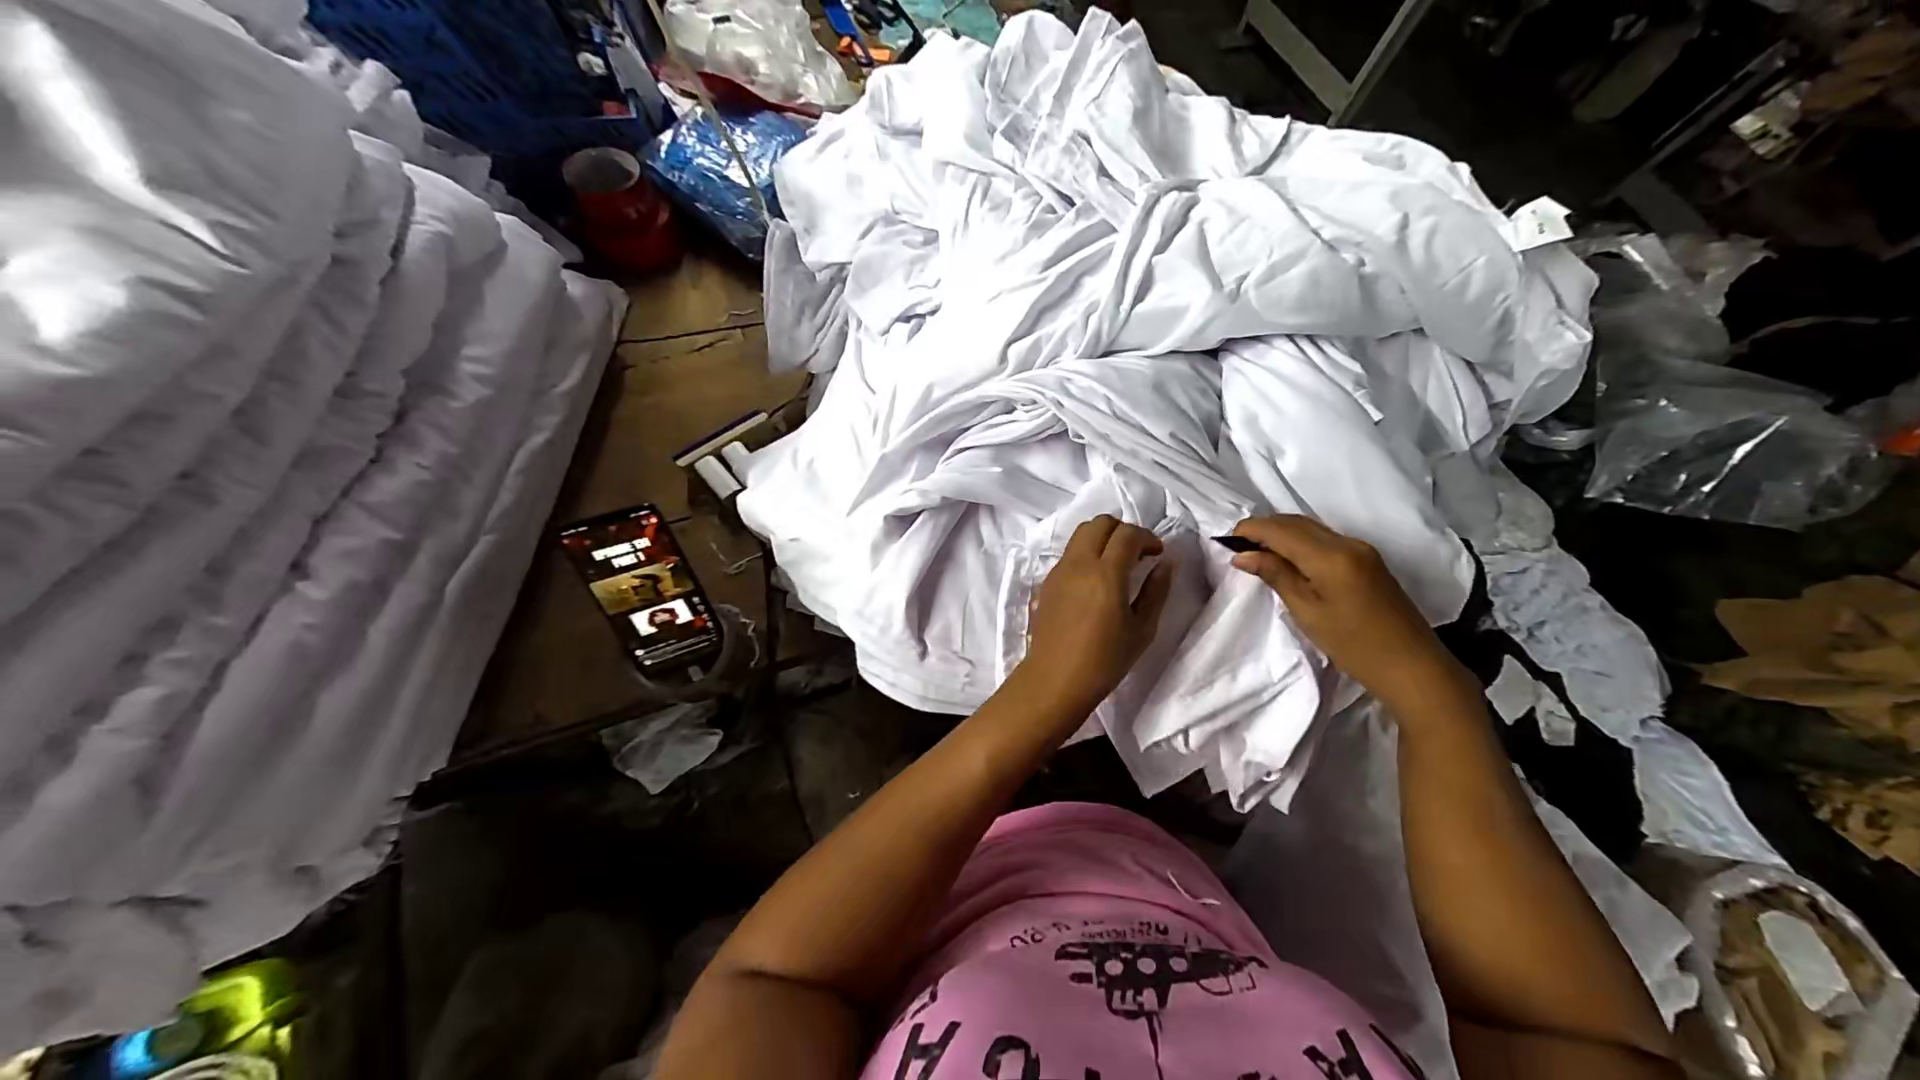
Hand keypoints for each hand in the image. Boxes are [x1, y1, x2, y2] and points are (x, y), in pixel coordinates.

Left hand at [1020, 515, 1174, 714]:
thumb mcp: (1142, 629)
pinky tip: (1097, 581)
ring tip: (1118, 564)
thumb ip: (1156, 590)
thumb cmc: (1105, 660)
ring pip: (1081, 534)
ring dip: (1103, 538)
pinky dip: (1087, 553)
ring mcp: (1059, 571)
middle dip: (1123, 530)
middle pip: (1100, 523)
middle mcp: (1078, 564)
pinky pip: (1069, 553)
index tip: (1158, 554)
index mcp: (1105, 573)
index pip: (1127, 534)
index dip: (1147, 537)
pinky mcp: (1047, 582)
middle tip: (1138, 553)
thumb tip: (1166, 563)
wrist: (1055, 680)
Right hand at [1228, 515, 1468, 707]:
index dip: (1251, 529)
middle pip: (1296, 522)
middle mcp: (1347, 543)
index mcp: (1331, 556)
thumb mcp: (1307, 612)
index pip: (1281, 530)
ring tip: (1257, 552)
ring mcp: (1361, 549)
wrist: (1412, 666)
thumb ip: (1276, 576)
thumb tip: (1242, 555)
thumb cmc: (1354, 645)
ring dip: (1282, 533)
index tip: (1225, 540)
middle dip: (1264, 528)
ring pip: (1311, 528)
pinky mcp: (1368, 560)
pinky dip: (1300, 541)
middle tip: (1237, 545)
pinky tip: (1288, 559)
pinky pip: (1325, 538)